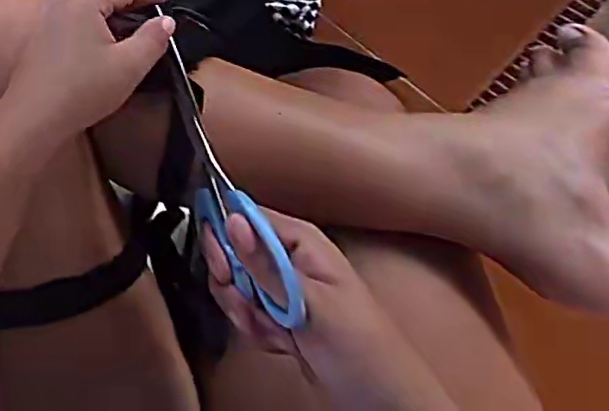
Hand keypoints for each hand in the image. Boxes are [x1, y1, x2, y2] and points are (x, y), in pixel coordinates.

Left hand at [0, 0, 174, 140]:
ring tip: (135, 30)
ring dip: (113, 18)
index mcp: (82, 1)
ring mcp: (47, 22)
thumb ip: (152, 39)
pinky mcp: (41, 41)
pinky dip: (95, 30)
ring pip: (89, 11)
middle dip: (131, 3)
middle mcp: (61, 4)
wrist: (33, 120)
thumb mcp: (129, 65)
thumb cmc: (78, 91)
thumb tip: (165, 22)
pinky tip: (107, 48)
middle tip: (154, 9)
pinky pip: (75, 25)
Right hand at [204, 209, 417, 406]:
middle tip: (250, 304)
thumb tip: (233, 219)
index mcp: (299, 239)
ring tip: (274, 330)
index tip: (223, 265)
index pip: (245, 217)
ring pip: (237, 285)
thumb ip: (266, 264)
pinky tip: (278, 344)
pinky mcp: (280, 317)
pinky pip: (247, 313)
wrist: (386, 406)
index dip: (226, 236)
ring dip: (245, 312)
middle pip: (235, 251)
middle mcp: (288, 257)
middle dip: (235, 283)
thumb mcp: (311, 303)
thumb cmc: (362, 348)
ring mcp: (283, 289)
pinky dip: (255, 331)